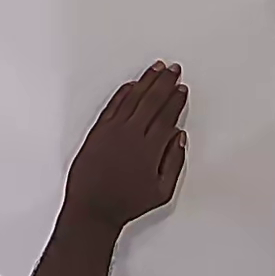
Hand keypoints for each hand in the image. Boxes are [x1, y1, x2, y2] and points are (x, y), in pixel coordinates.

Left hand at [62, 62, 189, 235]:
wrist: (92, 208)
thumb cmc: (125, 203)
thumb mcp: (161, 191)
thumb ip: (174, 162)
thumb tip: (179, 137)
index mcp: (149, 148)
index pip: (167, 116)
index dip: (176, 100)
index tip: (182, 89)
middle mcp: (131, 134)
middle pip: (152, 100)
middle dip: (165, 82)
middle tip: (173, 70)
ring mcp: (113, 130)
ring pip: (133, 97)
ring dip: (146, 80)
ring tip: (156, 68)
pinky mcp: (98, 130)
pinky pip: (113, 105)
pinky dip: (123, 92)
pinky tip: (132, 84)